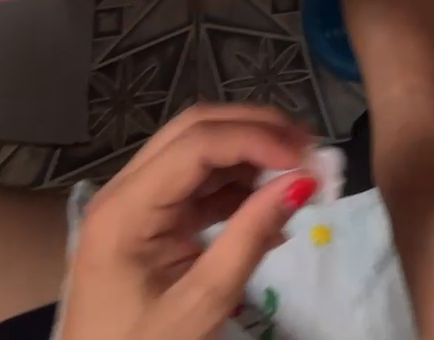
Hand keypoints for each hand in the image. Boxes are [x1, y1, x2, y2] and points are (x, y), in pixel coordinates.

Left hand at [59, 105, 316, 339]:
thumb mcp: (200, 305)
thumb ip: (250, 237)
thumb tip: (303, 180)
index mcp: (124, 209)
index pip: (198, 144)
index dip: (257, 139)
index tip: (306, 159)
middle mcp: (125, 190)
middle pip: (198, 129)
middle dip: (258, 130)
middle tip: (309, 148)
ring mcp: (138, 200)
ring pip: (203, 147)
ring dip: (254, 152)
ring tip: (300, 172)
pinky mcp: (154, 217)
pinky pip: (203, 178)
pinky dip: (242, 180)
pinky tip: (273, 202)